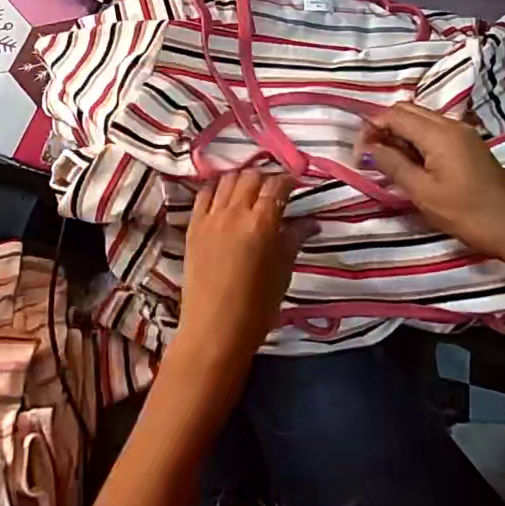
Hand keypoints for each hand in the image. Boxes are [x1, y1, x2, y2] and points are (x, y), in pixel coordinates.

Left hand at [171, 169, 303, 384]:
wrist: (215, 328)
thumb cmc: (257, 306)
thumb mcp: (283, 271)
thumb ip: (295, 238)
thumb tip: (311, 221)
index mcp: (262, 223)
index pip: (277, 186)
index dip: (288, 181)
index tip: (295, 185)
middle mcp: (235, 212)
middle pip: (251, 176)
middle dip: (266, 177)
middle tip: (274, 189)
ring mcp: (210, 217)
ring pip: (227, 180)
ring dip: (242, 179)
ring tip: (250, 190)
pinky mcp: (193, 226)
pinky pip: (204, 194)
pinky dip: (217, 189)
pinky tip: (224, 195)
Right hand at [361, 102, 504, 269]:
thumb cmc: (467, 213)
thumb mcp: (422, 192)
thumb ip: (392, 164)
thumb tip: (366, 148)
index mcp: (438, 133)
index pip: (394, 115)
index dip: (371, 129)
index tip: (358, 154)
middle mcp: (451, 125)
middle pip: (407, 111)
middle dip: (383, 127)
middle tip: (370, 156)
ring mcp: (463, 134)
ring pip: (420, 120)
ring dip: (399, 134)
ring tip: (388, 162)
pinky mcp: (469, 145)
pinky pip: (434, 131)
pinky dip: (416, 140)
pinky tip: (411, 163)